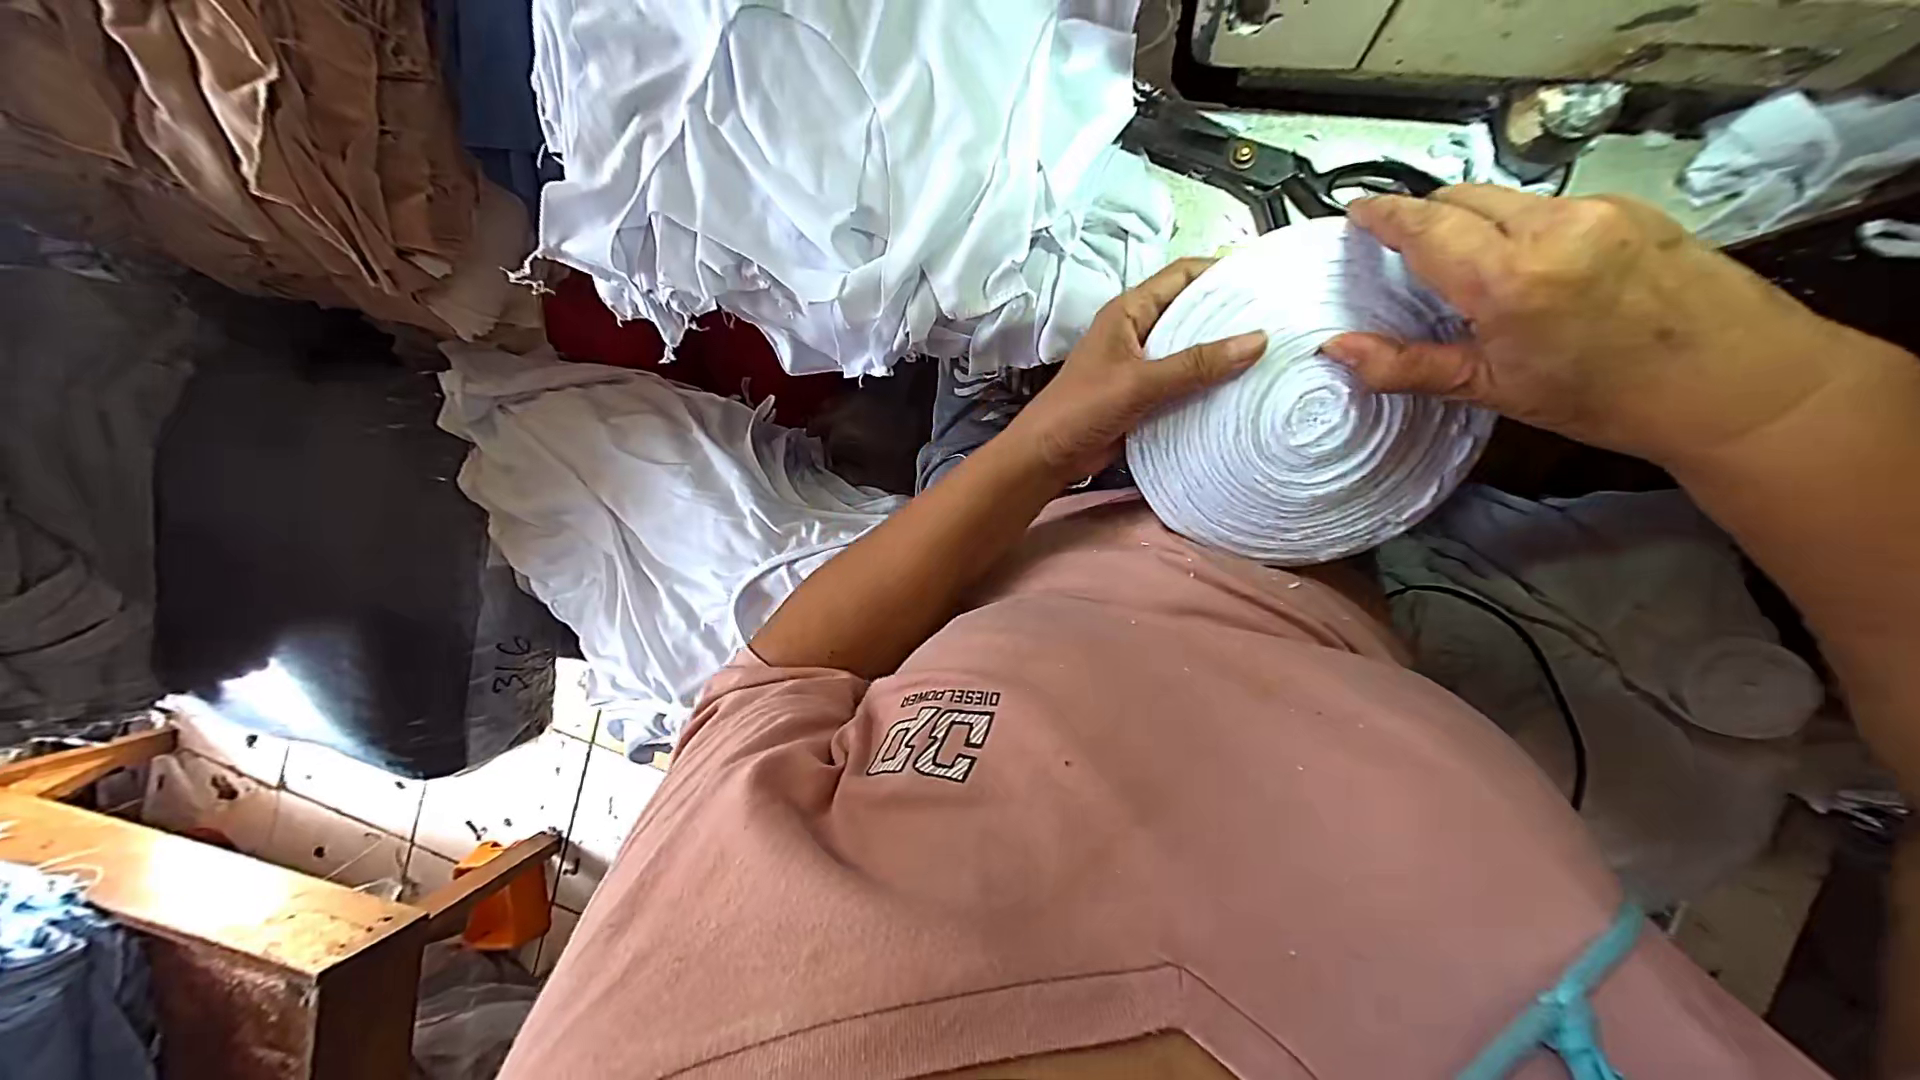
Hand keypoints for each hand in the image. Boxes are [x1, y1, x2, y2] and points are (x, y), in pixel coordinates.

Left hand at [1001, 258, 1266, 481]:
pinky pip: (1183, 384)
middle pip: (1191, 312)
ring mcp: (1140, 366)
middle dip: (1229, 315)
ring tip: (1269, 354)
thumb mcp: (1139, 381)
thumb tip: (1255, 340)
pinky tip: (1238, 391)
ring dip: (1221, 354)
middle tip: (1277, 319)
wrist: (1047, 456)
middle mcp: (1136, 333)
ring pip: (1189, 351)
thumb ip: (1195, 364)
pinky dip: (1207, 385)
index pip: (1182, 275)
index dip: (1221, 271)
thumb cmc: (1078, 410)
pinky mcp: (1144, 397)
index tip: (1264, 277)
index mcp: (1128, 312)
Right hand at [1322, 186, 1862, 467]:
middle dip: (1422, 217)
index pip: (1427, 225)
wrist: (1735, 382)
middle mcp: (1555, 229)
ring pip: (1503, 197)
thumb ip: (1406, 365)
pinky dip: (1513, 225)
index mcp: (1511, 278)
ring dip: (1468, 221)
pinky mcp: (1626, 209)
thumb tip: (1342, 350)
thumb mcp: (1489, 387)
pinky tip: (1517, 266)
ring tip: (1459, 266)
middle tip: (1398, 248)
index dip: (1385, 214)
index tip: (1358, 210)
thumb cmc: (1611, 395)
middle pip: (1461, 198)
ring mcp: (1597, 211)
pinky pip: (1545, 204)